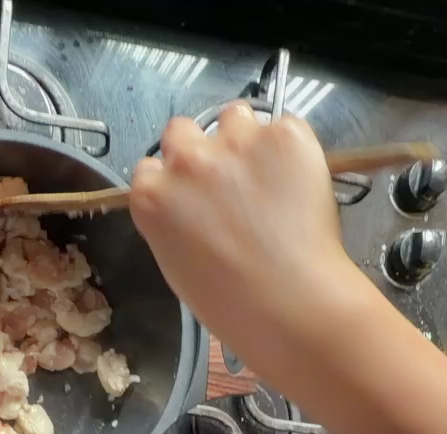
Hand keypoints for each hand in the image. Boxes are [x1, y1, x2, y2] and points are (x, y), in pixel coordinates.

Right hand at [128, 104, 377, 383]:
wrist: (286, 302)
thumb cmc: (226, 302)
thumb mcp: (176, 263)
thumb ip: (173, 221)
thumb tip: (192, 207)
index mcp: (151, 197)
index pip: (149, 168)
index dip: (170, 180)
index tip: (188, 197)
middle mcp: (187, 160)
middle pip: (181, 130)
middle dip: (199, 149)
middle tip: (225, 182)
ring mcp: (236, 142)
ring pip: (235, 117)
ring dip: (245, 138)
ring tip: (266, 178)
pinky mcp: (284, 135)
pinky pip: (285, 127)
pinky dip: (290, 151)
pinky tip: (297, 186)